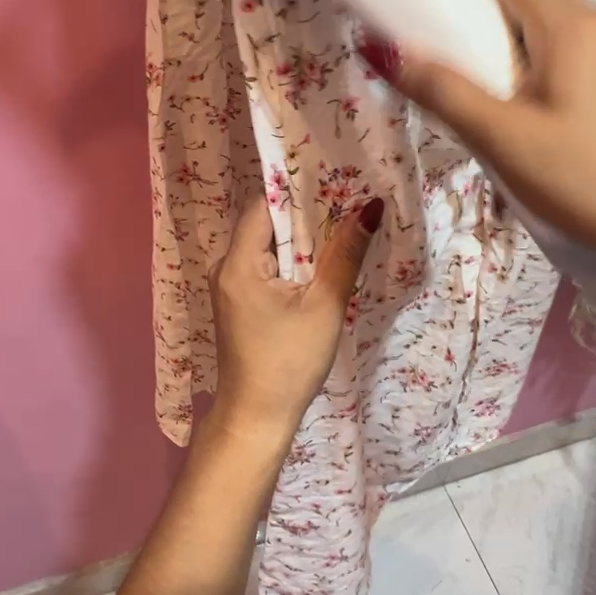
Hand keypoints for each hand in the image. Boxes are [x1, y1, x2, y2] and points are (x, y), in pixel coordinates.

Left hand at [208, 195, 383, 441]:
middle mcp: (226, 266)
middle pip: (265, 224)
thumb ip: (345, 254)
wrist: (257, 417)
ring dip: (301, 239)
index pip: (264, 206)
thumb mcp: (324, 306)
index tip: (333, 176)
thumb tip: (369, 206)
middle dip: (305, 213)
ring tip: (341, 225)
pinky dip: (291, 261)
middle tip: (347, 198)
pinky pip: (264, 266)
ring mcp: (229, 285)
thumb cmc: (289, 362)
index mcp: (238, 263)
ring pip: (267, 246)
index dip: (297, 189)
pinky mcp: (238, 301)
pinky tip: (320, 262)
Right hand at [364, 0, 595, 292]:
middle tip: (477, 106)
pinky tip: (569, 146)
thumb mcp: (507, 141)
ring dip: (527, 74)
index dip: (463, 7)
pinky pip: (593, 69)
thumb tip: (381, 47)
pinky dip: (563, 91)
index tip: (443, 53)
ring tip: (518, 135)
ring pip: (561, 45)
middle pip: (531, 13)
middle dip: (492, 48)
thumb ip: (442, 91)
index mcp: (570, 23)